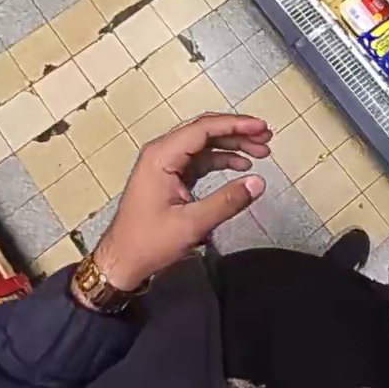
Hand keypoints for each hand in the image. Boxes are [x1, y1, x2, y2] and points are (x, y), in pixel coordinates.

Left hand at [88, 113, 273, 292]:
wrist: (121, 262)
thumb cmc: (149, 242)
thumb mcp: (192, 224)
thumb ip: (227, 201)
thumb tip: (258, 182)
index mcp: (162, 156)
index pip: (204, 128)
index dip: (236, 125)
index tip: (262, 128)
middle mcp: (163, 153)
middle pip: (206, 131)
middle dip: (238, 132)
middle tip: (267, 138)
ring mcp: (166, 163)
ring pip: (206, 143)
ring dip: (234, 145)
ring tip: (262, 152)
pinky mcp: (171, 175)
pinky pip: (201, 159)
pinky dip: (223, 159)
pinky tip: (242, 166)